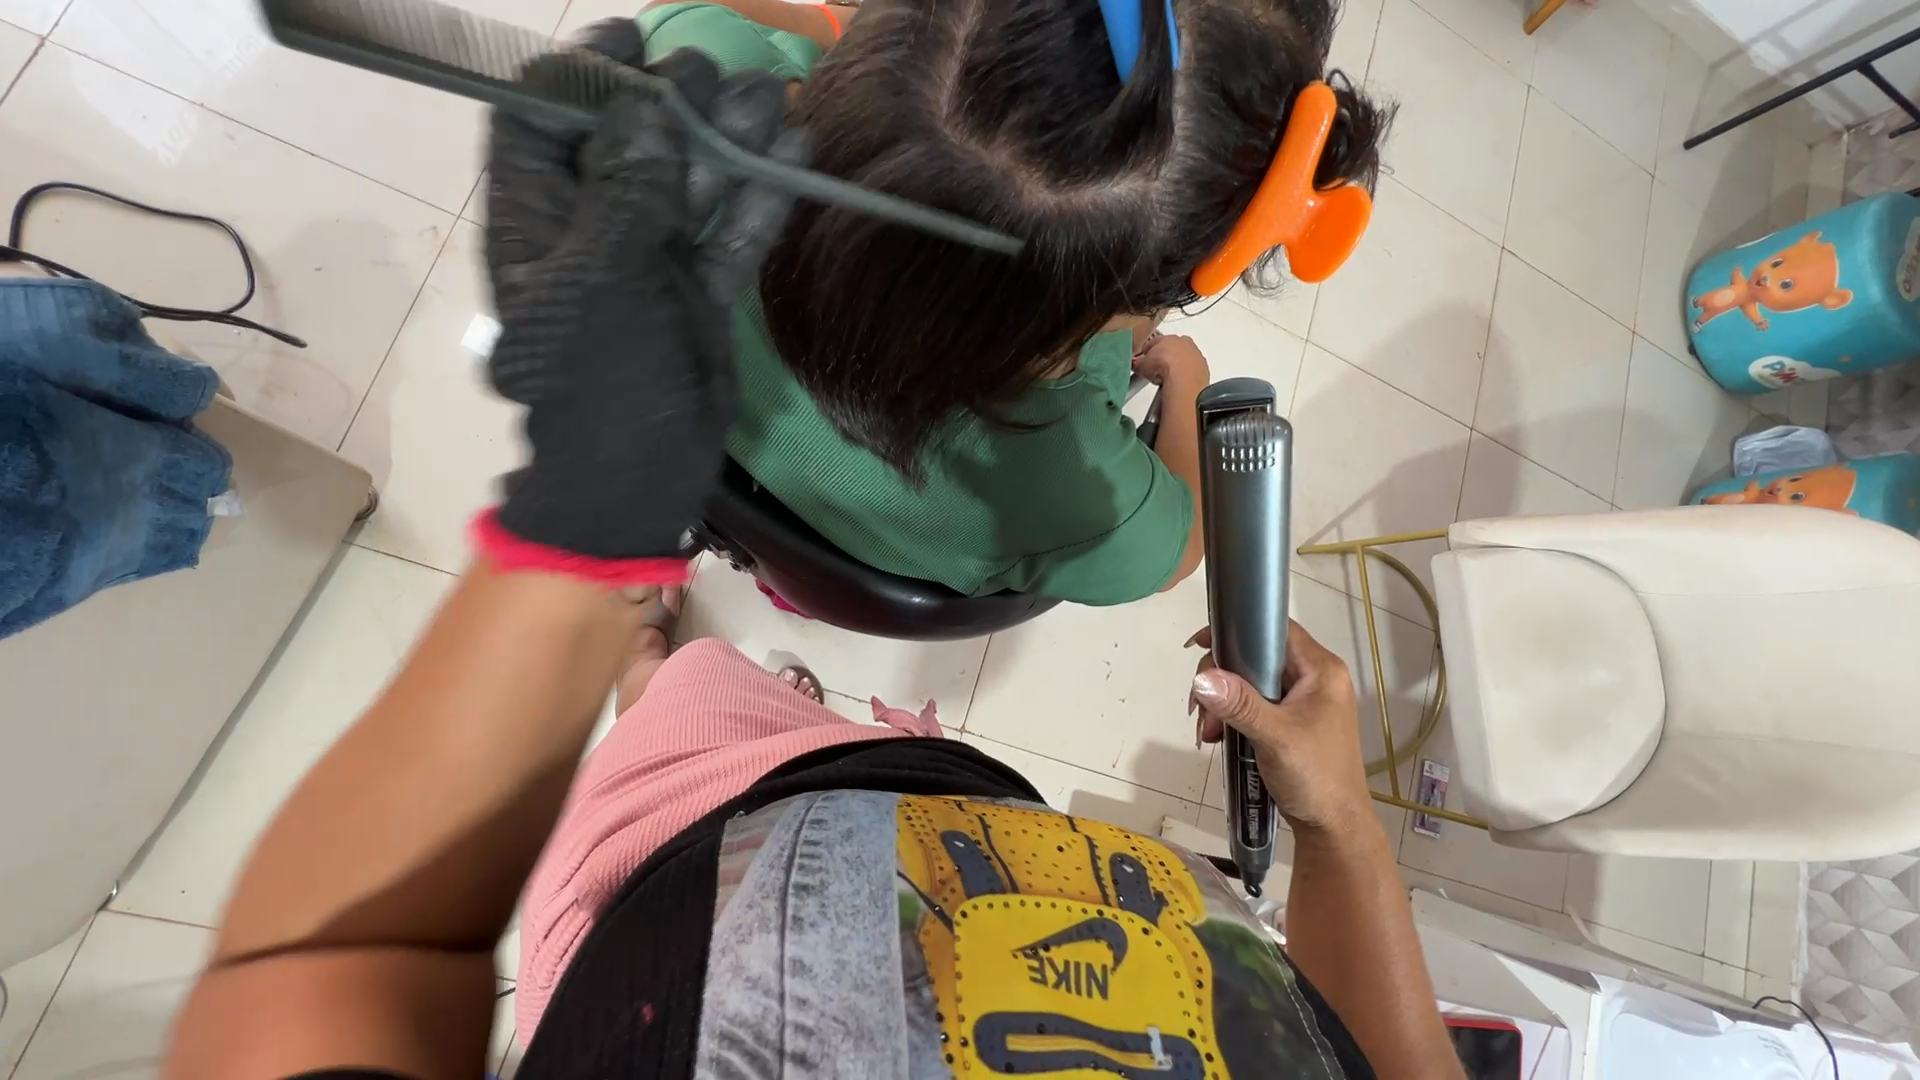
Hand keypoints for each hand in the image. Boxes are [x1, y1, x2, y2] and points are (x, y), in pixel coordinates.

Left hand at [484, 24, 809, 561]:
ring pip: (691, 187)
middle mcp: (593, 229)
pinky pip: (729, 235)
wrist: (642, 466)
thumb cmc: (602, 375)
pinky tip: (794, 158)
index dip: (585, 74)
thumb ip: (624, 191)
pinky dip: (760, 202)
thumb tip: (643, 105)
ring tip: (776, 99)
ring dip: (732, 146)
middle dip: (678, 105)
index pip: (545, 121)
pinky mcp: (698, 291)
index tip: (631, 36)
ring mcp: (651, 262)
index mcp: (540, 219)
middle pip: (633, 145)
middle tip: (724, 76)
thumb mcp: (602, 278)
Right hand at [1132, 333, 1208, 387]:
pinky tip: (1178, 383)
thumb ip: (1138, 363)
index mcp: (1168, 337)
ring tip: (1168, 379)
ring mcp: (1195, 354)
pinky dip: (1186, 376)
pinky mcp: (1203, 368)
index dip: (1148, 352)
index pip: (1155, 342)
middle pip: (1173, 349)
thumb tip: (1135, 365)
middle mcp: (1184, 342)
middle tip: (1158, 369)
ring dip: (1178, 367)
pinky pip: (1192, 371)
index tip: (1146, 360)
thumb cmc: (1163, 366)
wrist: (1182, 378)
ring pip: (1185, 359)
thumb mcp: (1141, 365)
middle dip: (1166, 357)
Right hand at [1188, 622, 1374, 836]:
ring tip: (1207, 731)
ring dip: (1222, 701)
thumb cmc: (1315, 778)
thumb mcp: (1275, 738)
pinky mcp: (1290, 720)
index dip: (1237, 629)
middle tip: (1201, 708)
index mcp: (1321, 670)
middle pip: (1255, 655)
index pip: (1274, 628)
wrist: (1334, 830)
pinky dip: (1231, 715)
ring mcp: (1302, 700)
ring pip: (1249, 681)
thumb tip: (1201, 677)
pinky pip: (1252, 703)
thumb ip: (1239, 704)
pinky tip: (1217, 735)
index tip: (1202, 645)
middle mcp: (1313, 678)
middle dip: (1221, 679)